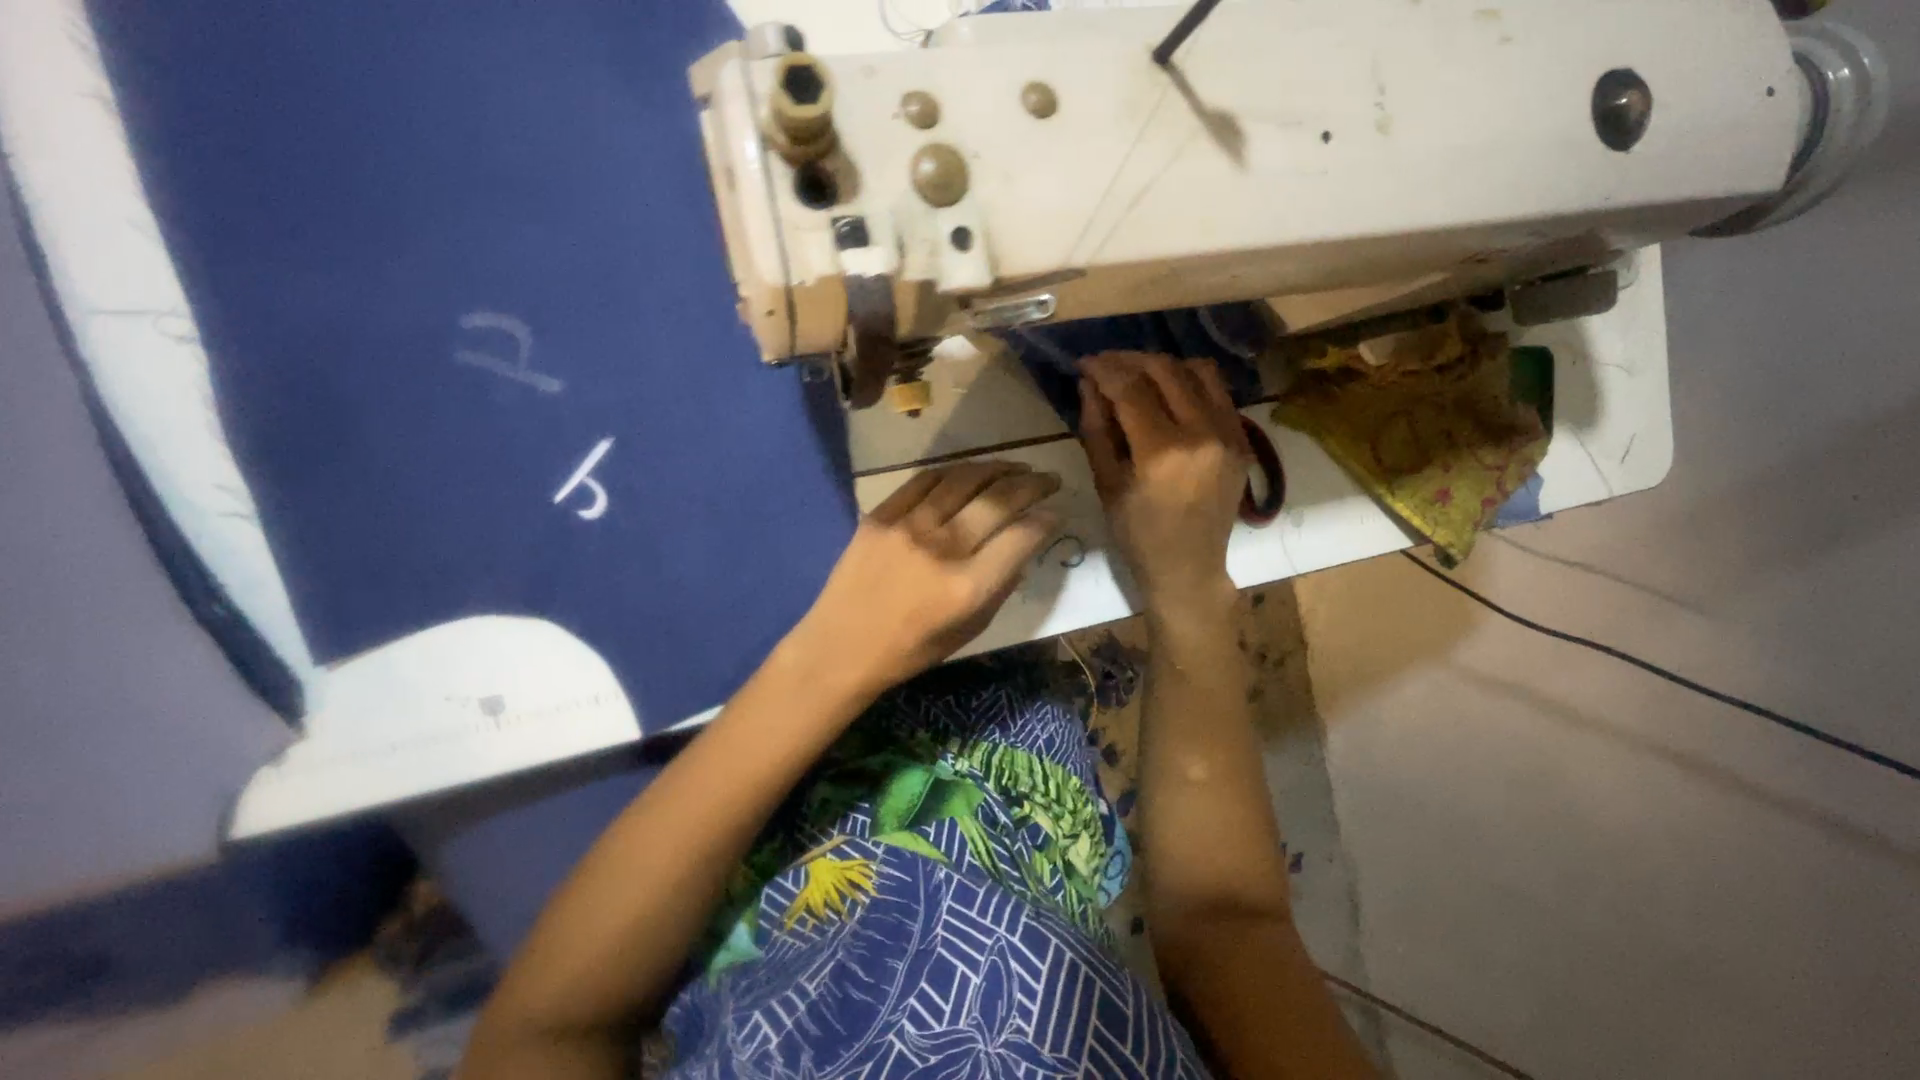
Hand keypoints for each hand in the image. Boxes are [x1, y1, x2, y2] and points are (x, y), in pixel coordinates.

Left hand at [788, 461, 1060, 699]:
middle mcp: (942, 549)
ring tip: (1016, 467)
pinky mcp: (880, 515)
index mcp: (968, 587)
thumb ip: (1000, 586)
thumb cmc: (912, 649)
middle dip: (1033, 483)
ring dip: (997, 468)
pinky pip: (924, 480)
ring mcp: (907, 526)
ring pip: (963, 479)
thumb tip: (1023, 546)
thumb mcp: (970, 629)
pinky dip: (954, 472)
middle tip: (1049, 479)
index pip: (1022, 536)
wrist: (841, 646)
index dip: (1047, 519)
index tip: (1057, 512)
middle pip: (998, 499)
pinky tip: (970, 472)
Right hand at [1080, 352, 1249, 611]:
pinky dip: (1191, 382)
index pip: (1131, 389)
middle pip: (1165, 370)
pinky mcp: (1242, 439)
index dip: (1104, 369)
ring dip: (1164, 365)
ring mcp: (1229, 435)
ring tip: (1139, 375)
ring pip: (1198, 371)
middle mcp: (1202, 435)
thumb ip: (1097, 429)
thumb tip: (1089, 384)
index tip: (1084, 363)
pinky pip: (1219, 392)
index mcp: (1163, 453)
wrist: (1188, 569)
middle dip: (1130, 360)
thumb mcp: (1107, 484)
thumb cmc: (1137, 535)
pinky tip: (1169, 393)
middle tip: (1106, 365)